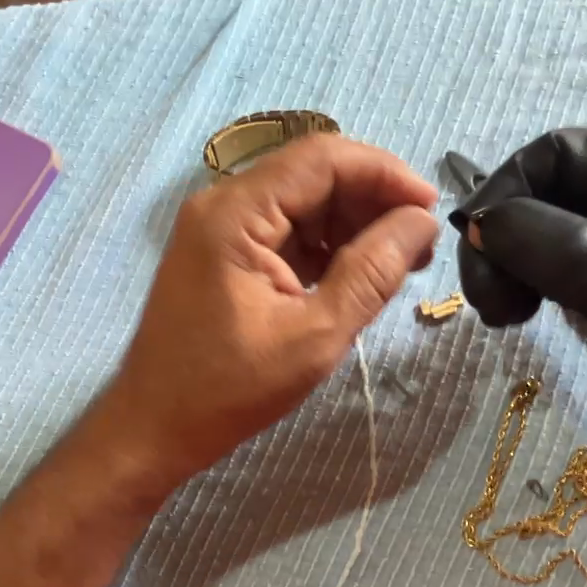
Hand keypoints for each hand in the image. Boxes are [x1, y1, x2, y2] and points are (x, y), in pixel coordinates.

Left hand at [103, 134, 438, 485]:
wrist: (155, 428)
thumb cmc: (230, 389)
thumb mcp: (314, 335)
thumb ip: (372, 272)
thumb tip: (422, 222)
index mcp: (235, 213)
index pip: (322, 158)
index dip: (385, 174)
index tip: (431, 211)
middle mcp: (223, 206)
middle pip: (312, 176)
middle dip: (372, 203)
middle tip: (420, 246)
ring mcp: (220, 232)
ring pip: (302, 206)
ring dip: (353, 228)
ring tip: (398, 266)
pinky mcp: (224, 258)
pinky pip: (285, 235)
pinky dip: (325, 250)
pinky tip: (358, 278)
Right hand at [455, 127, 586, 494]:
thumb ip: (543, 243)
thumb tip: (479, 224)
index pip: (559, 152)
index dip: (506, 188)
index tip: (477, 246)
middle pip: (549, 196)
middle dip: (505, 240)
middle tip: (491, 302)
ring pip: (552, 238)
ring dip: (516, 268)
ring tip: (508, 316)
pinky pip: (569, 272)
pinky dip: (539, 289)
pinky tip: (531, 316)